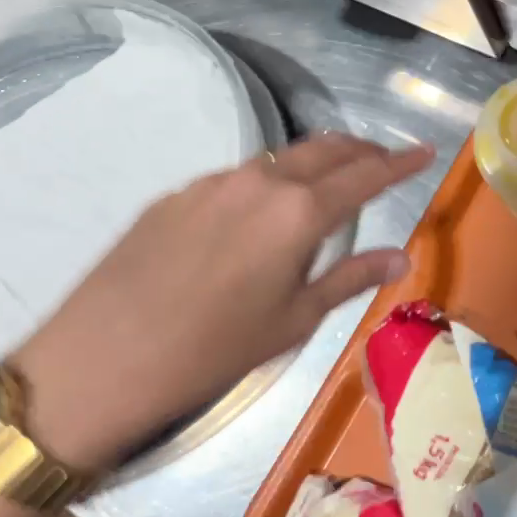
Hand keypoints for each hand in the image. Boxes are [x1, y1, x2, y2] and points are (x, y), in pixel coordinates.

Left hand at [11, 133, 434, 469]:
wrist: (90, 367)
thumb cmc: (210, 351)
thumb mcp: (294, 321)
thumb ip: (352, 277)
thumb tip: (402, 256)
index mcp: (300, 211)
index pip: (368, 173)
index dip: (402, 162)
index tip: (427, 150)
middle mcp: (262, 181)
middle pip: (328, 148)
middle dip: (364, 151)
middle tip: (385, 162)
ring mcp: (214, 183)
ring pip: (284, 156)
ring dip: (318, 162)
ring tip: (330, 184)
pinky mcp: (175, 195)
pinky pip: (241, 175)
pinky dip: (271, 180)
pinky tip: (262, 213)